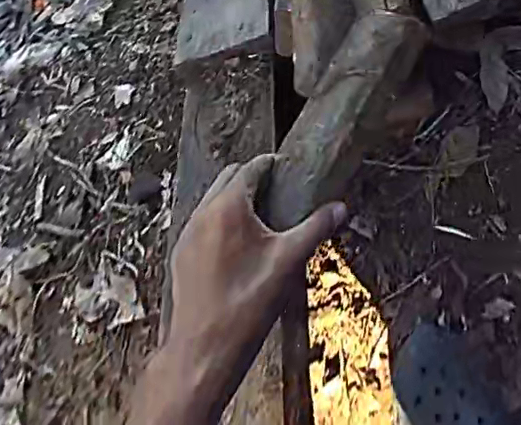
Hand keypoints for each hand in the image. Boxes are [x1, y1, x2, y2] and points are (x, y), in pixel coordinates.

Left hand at [129, 154, 345, 424]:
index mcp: (228, 207)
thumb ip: (315, 229)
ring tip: (259, 216)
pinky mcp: (180, 254)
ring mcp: (187, 234)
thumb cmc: (247, 305)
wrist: (202, 355)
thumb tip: (340, 208)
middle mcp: (203, 213)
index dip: (271, 165)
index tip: (287, 169)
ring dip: (234, 198)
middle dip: (251, 178)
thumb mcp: (288, 262)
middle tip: (276, 190)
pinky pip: (202, 222)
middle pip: (228, 177)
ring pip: (212, 199)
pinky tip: (236, 244)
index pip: (250, 168)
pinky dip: (219, 220)